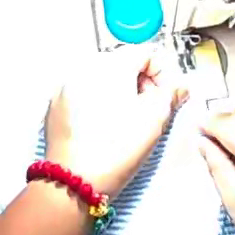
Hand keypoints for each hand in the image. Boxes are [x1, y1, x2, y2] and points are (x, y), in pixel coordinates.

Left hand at [44, 46, 186, 196]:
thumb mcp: (155, 119)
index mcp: (111, 65)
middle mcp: (84, 67)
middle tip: (147, 112)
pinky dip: (97, 103)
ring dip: (119, 94)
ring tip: (125, 122)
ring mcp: (65, 86)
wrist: (74, 181)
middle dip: (139, 84)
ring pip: (102, 80)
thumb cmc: (119, 147)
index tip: (165, 98)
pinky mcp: (55, 105)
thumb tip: (179, 86)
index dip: (161, 73)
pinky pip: (84, 94)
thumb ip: (171, 94)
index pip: (144, 53)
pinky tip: (102, 128)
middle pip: (122, 65)